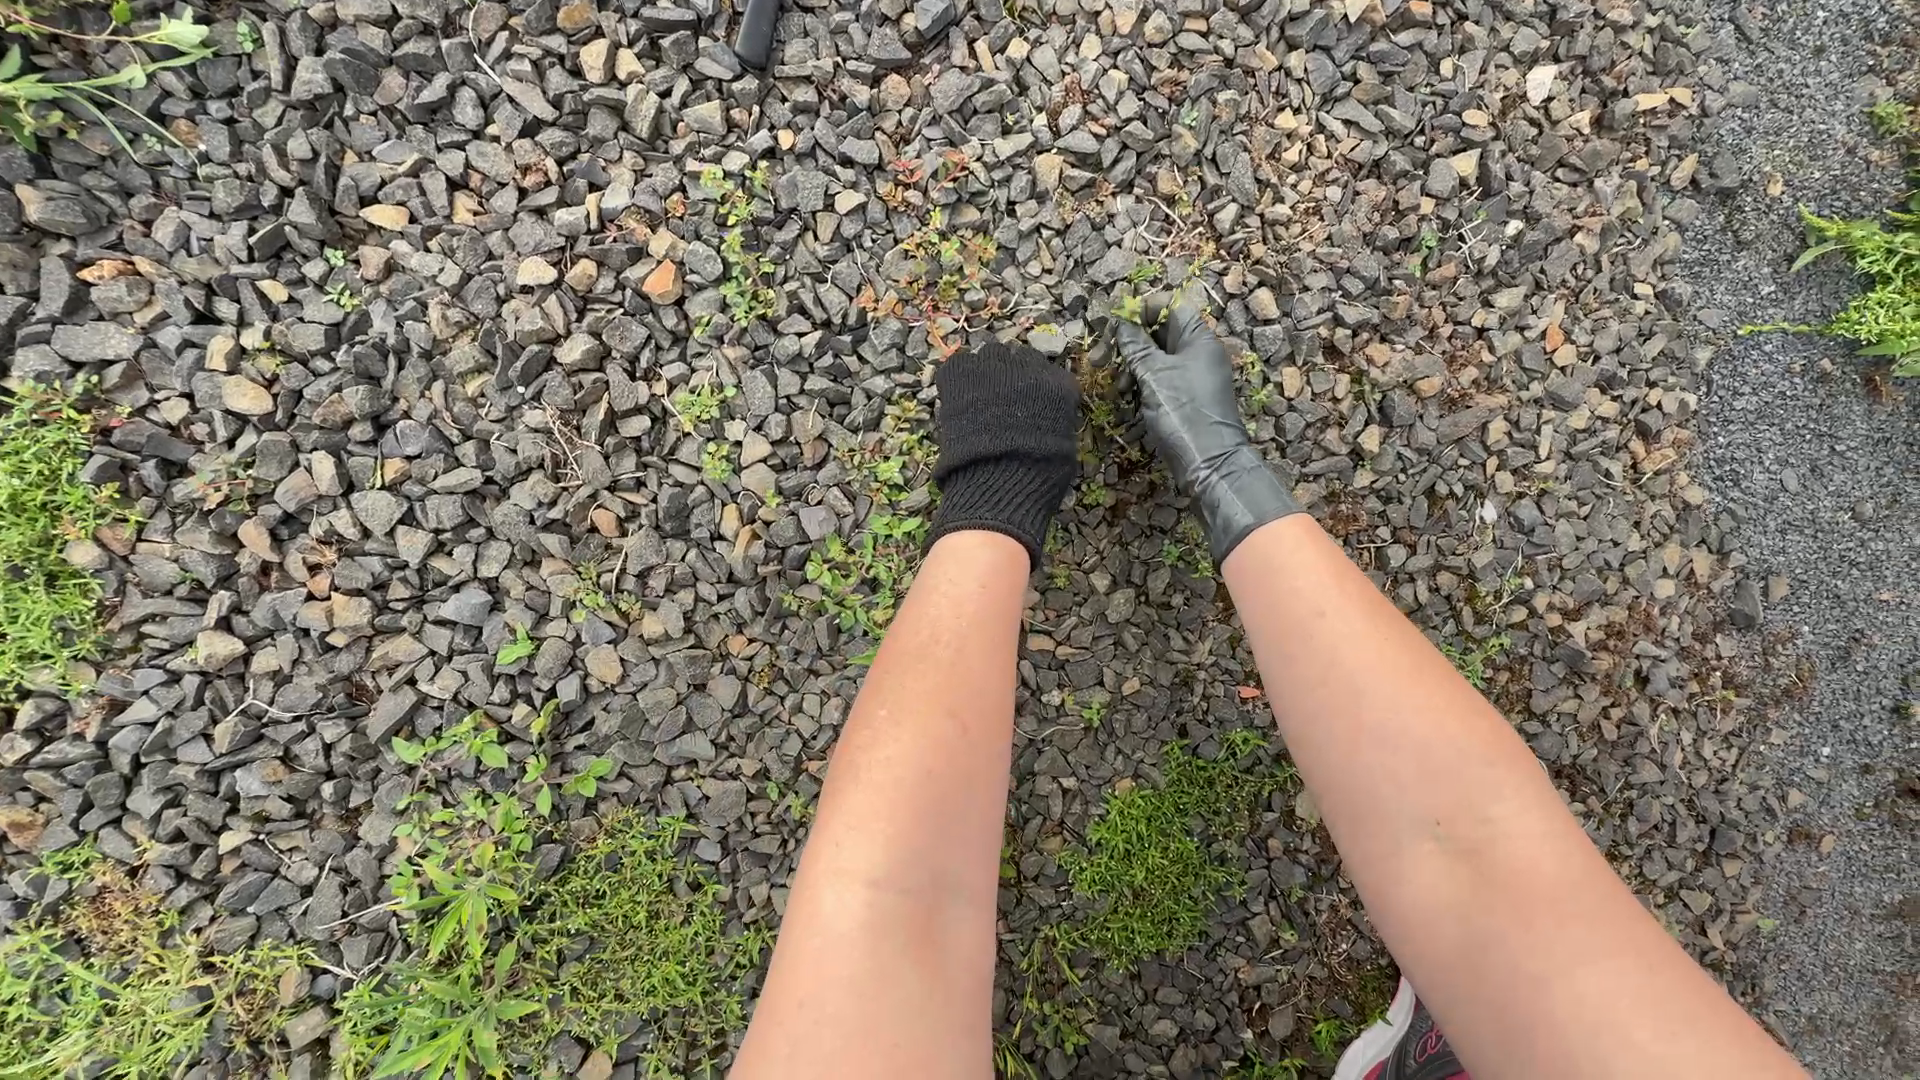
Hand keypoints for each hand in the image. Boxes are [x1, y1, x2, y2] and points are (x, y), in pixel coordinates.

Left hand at [927, 342, 1080, 568]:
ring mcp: (991, 369)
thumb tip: (1047, 420)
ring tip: (976, 397)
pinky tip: (956, 397)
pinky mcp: (960, 376)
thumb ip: (1056, 422)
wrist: (998, 484)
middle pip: (1017, 358)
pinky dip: (957, 377)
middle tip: (1000, 398)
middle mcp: (1026, 368)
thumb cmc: (1037, 478)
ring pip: (989, 355)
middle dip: (1010, 375)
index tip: (1026, 400)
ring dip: (985, 372)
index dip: (1034, 386)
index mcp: (1057, 386)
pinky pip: (958, 364)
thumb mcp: (1063, 449)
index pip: (1046, 371)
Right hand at [1114, 303, 1299, 564]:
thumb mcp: (1153, 374)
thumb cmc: (1182, 410)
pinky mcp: (1184, 400)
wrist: (1209, 462)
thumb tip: (1121, 322)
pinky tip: (1127, 402)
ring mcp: (1192, 378)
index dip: (1142, 312)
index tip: (1115, 326)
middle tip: (1102, 360)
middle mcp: (1197, 353)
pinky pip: (1159, 383)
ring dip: (1132, 370)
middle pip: (1159, 335)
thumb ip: (1135, 345)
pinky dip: (1142, 388)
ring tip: (1119, 389)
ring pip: (1155, 361)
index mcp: (1197, 338)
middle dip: (1129, 345)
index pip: (1169, 307)